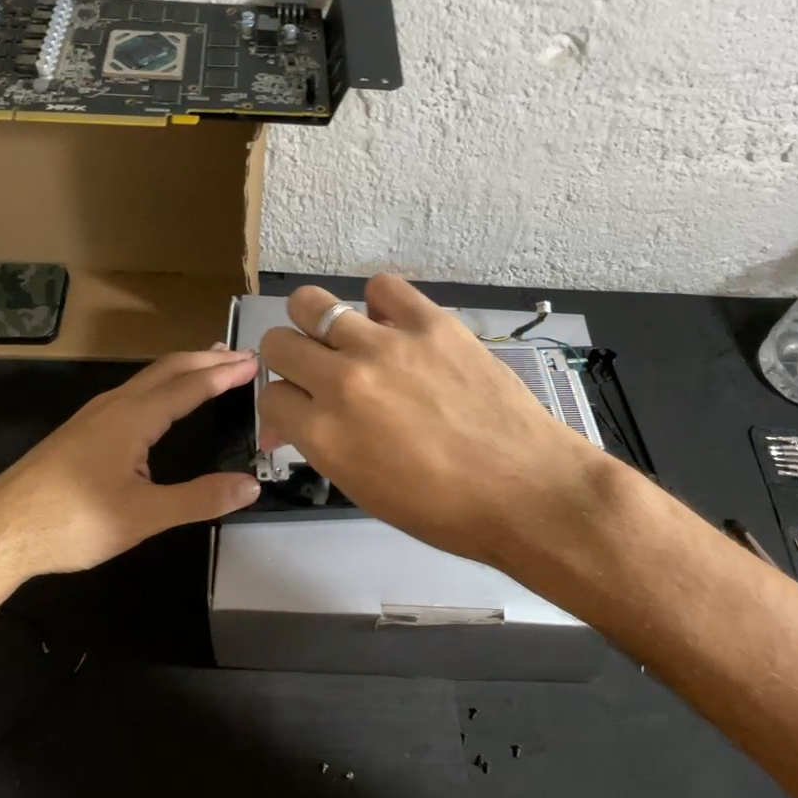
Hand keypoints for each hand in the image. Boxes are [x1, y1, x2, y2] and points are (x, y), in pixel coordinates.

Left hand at [0, 347, 262, 597]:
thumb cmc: (73, 522)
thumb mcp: (144, 516)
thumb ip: (199, 499)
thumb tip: (251, 487)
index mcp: (133, 417)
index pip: (190, 385)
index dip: (225, 373)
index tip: (256, 362)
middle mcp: (113, 405)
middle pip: (167, 369)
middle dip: (206, 359)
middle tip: (241, 356)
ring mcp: (92, 416)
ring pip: (146, 380)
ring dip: (182, 370)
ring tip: (208, 367)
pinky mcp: (79, 432)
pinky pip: (131, 394)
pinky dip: (160, 386)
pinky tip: (159, 404)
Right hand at [257, 276, 622, 569]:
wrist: (528, 490)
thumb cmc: (446, 511)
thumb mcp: (365, 490)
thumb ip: (322, 447)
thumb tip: (294, 421)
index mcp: (324, 434)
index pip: (270, 397)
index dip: (283, 405)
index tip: (302, 409)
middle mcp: (343, 382)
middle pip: (278, 344)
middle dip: (288, 360)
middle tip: (316, 372)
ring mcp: (386, 346)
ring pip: (312, 303)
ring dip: (316, 322)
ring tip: (342, 337)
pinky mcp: (431, 323)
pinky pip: (382, 286)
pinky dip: (378, 302)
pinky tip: (391, 324)